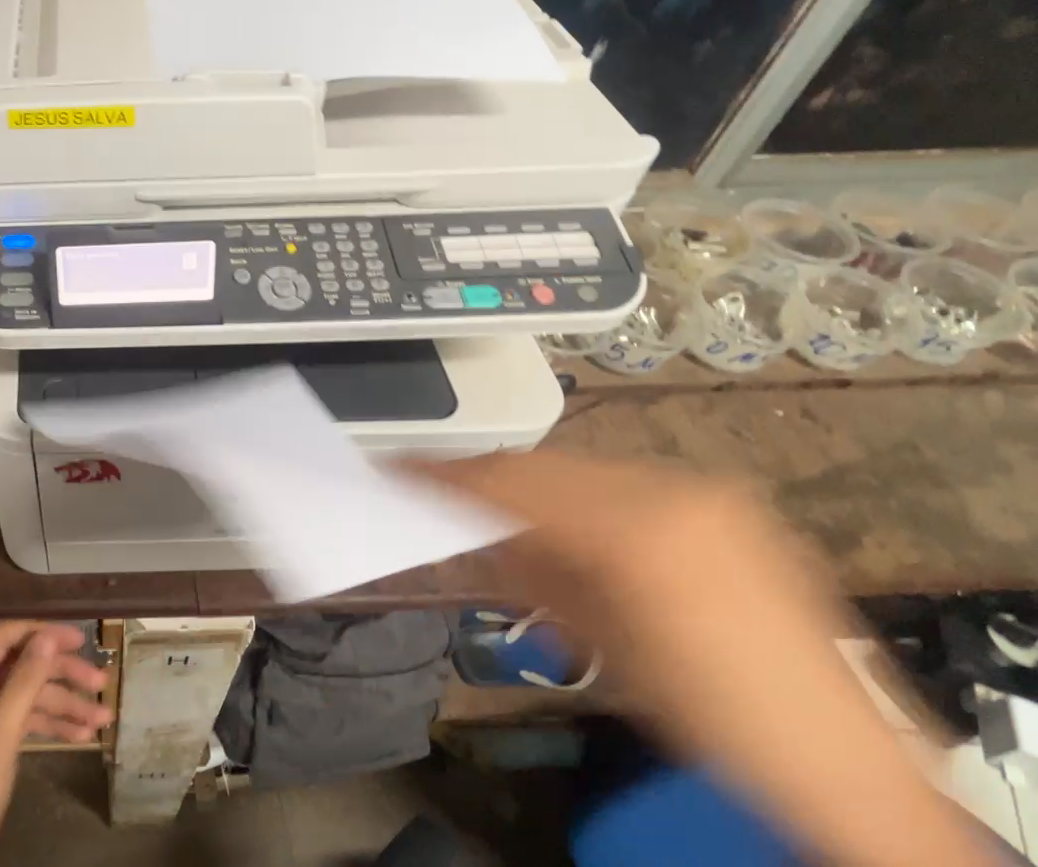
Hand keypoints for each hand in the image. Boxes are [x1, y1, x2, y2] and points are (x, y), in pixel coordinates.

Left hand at [0, 622, 111, 866]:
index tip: (81, 639)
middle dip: (60, 674)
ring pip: (26, 695)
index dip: (41, 634)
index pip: (1, 638)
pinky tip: (83, 735)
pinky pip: (23, 720)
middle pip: (18, 666)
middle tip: (101, 684)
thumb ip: (23, 684)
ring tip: (104, 718)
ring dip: (63, 704)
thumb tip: (46, 637)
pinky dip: (51, 725)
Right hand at [414, 452, 1000, 866]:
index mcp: (638, 529)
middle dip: (482, 480)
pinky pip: (620, 485)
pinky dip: (573, 500)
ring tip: (481, 512)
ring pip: (580, 470)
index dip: (444, 474)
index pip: (514, 481)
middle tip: (428, 492)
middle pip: (543, 466)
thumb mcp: (596, 645)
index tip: (393, 469)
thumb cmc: (705, 714)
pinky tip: (554, 527)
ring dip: (527, 490)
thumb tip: (476, 539)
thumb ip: (529, 575)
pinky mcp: (724, 508)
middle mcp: (674, 491)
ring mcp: (706, 495)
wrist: (837, 765)